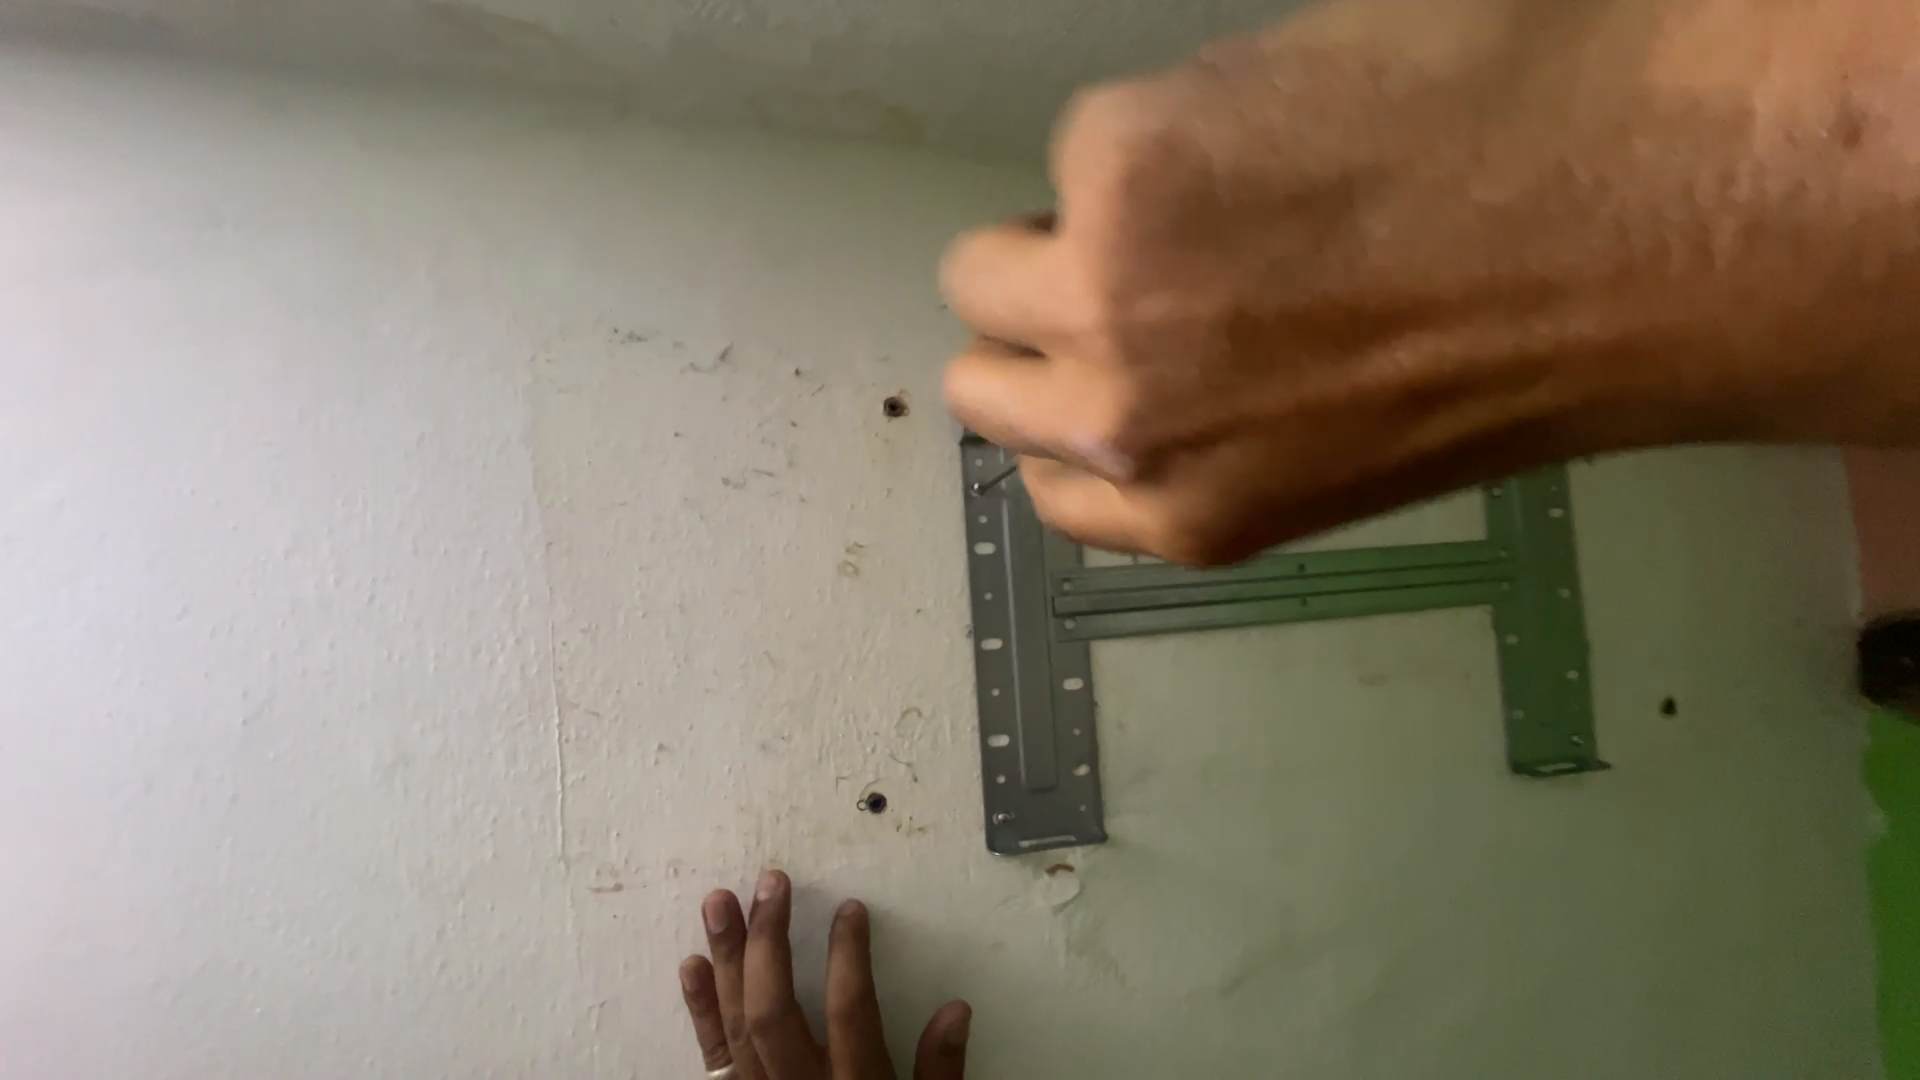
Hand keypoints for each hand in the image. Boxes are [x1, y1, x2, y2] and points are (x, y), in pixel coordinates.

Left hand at [679, 870, 971, 1079]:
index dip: (848, 956)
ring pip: (736, 1024)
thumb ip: (939, 1071)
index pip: (848, 1011)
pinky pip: (711, 1059)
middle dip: (769, 942)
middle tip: (771, 882)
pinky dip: (700, 1010)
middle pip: (774, 1011)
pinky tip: (691, 964)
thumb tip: (957, 1009)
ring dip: (726, 959)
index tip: (851, 908)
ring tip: (719, 902)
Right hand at [942, 0, 1919, 564]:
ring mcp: (1104, 297)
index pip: (1043, 482)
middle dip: (1028, 335)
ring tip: (1168, 204)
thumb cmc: (1495, 352)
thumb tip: (1111, 381)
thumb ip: (1189, 450)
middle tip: (1112, 282)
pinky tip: (1248, 135)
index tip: (1093, 377)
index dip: (1065, 422)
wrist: (1647, 219)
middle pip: (977, 387)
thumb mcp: (1310, 466)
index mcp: (1178, 510)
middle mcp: (1119, 423)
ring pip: (977, 272)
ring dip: (1050, 238)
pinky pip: (1073, 150)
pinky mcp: (1118, 165)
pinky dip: (1141, 139)